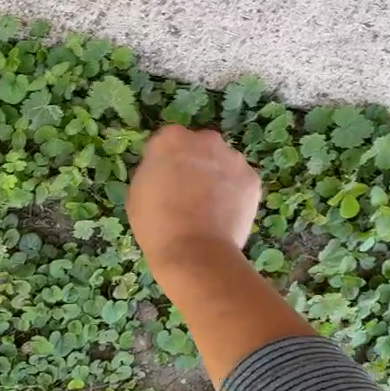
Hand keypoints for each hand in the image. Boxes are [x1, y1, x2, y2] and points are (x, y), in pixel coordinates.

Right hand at [126, 125, 261, 272]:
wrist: (194, 252)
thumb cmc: (156, 223)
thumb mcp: (137, 192)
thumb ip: (152, 171)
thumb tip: (165, 171)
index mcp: (170, 139)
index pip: (168, 141)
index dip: (166, 161)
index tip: (164, 180)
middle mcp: (205, 139)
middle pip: (199, 146)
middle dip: (195, 163)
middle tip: (187, 192)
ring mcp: (233, 157)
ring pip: (222, 162)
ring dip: (216, 176)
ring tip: (209, 207)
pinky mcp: (252, 178)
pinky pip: (239, 180)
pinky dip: (234, 192)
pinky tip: (224, 214)